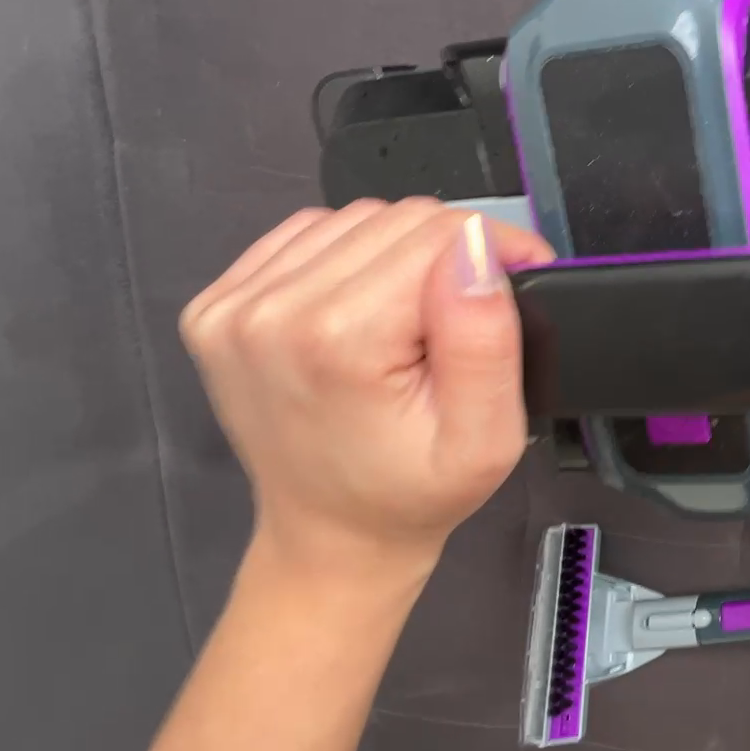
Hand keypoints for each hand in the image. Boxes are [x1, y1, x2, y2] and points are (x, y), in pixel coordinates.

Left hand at [180, 199, 553, 583]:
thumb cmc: (419, 492)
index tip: (528, 277)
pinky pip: (314, 231)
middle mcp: (269, 308)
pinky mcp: (221, 301)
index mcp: (338, 339)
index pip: (441, 233)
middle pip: (400, 217)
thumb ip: (485, 341)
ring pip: (360, 217)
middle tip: (481, 305)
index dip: (499, 246)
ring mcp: (234, 303)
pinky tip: (373, 299)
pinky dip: (359, 252)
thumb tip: (477, 249)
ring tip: (426, 310)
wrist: (333, 533)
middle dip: (457, 248)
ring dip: (408, 249)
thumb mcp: (487, 438)